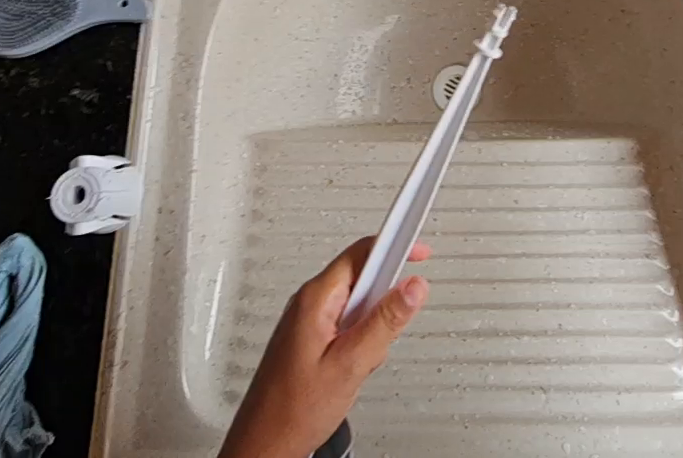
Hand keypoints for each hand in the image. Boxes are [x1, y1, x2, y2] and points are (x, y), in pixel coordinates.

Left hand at [217, 237, 430, 457]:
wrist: (263, 446)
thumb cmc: (293, 411)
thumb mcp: (351, 364)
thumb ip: (385, 322)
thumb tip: (413, 288)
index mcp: (316, 298)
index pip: (363, 252)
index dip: (395, 245)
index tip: (419, 248)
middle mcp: (309, 301)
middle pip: (362, 277)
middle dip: (383, 301)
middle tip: (389, 329)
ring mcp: (307, 318)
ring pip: (356, 302)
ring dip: (371, 325)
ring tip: (363, 360)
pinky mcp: (309, 335)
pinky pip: (346, 321)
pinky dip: (359, 338)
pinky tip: (353, 366)